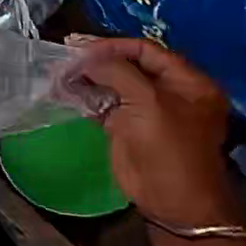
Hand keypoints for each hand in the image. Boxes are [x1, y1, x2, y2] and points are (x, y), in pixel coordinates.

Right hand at [73, 37, 237, 226]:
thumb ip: (116, 72)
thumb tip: (84, 55)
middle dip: (94, 60)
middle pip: (127, 64)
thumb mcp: (147, 103)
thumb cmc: (168, 149)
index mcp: (188, 82)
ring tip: (57, 74)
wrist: (171, 199)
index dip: (112, 46)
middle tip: (63, 59)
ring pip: (111, 82)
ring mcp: (146, 108)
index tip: (78, 47)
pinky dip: (83, 94)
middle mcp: (168, 91)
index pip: (146, 50)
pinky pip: (103, 101)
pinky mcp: (126, 124)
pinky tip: (63, 91)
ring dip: (84, 77)